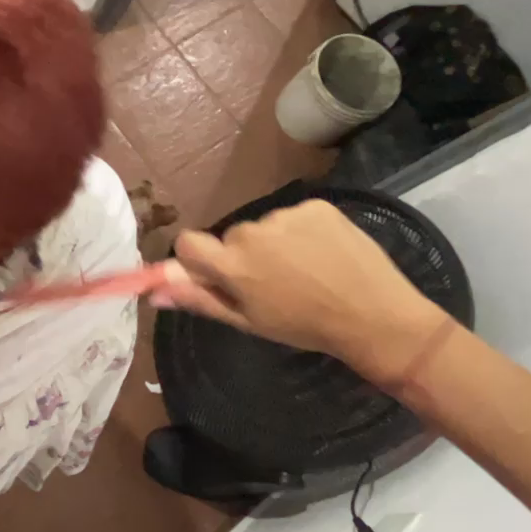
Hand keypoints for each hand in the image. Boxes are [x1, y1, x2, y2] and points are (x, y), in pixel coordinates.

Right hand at [153, 199, 448, 381]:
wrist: (375, 315)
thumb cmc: (303, 326)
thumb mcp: (247, 321)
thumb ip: (199, 300)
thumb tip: (154, 292)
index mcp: (232, 264)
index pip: (187, 242)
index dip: (197, 258)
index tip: (217, 274)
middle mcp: (252, 232)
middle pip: (230, 237)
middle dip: (242, 256)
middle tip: (272, 283)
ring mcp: (287, 215)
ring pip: (263, 227)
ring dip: (273, 244)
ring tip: (303, 270)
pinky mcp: (317, 205)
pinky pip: (293, 216)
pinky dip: (301, 232)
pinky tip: (321, 253)